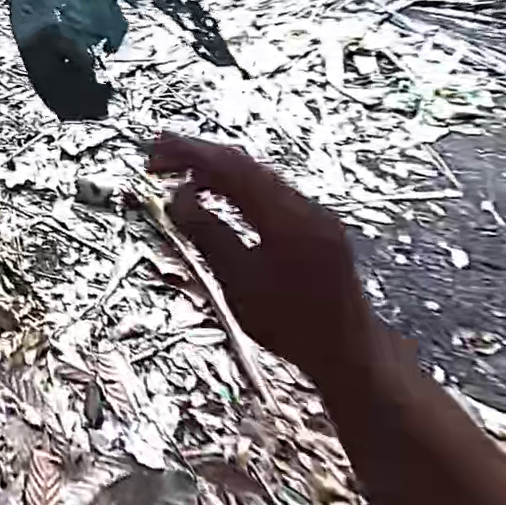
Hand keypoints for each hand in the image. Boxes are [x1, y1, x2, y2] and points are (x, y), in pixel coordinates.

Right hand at [148, 134, 382, 383]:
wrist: (349, 355)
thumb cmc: (293, 326)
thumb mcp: (238, 282)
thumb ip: (206, 234)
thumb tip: (177, 198)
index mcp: (286, 218)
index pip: (230, 168)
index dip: (188, 153)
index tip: (156, 150)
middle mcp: (304, 206)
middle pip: (243, 163)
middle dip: (197, 154)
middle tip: (159, 155)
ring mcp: (312, 213)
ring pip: (254, 173)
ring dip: (213, 168)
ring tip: (177, 171)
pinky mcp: (311, 223)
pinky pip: (265, 188)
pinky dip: (232, 183)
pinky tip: (212, 192)